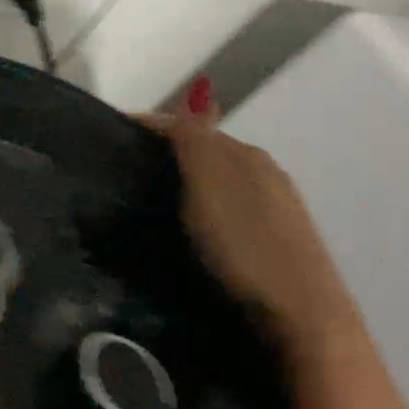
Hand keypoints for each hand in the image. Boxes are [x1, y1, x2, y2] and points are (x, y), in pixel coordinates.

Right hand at [140, 94, 360, 343]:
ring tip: (144, 197)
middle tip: (118, 169)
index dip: (147, 128)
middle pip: (205, 151)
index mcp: (247, 155)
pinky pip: (228, 208)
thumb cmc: (246, 246)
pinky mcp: (278, 242)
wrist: (304, 318)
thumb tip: (191, 91)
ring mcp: (277, 209)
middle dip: (164, 153)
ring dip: (184, 181)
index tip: (105, 139)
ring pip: (218, 180)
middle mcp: (266, 173)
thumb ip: (195, 140)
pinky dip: (201, 206)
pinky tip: (187, 226)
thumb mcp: (209, 186)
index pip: (187, 126)